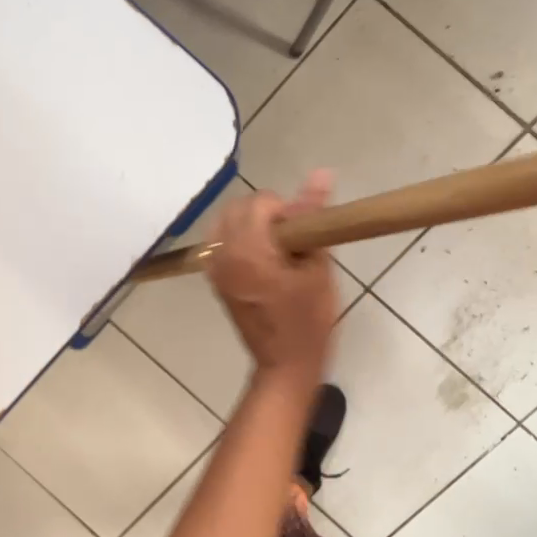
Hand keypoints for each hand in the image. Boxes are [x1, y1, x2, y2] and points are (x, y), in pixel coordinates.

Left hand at [204, 171, 336, 384]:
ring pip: (225, 223)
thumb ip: (313, 218)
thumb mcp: (317, 266)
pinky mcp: (215, 280)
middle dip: (267, 213)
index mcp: (248, 251)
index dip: (287, 210)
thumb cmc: (309, 319)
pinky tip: (261, 256)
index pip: (261, 203)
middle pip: (238, 208)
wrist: (285, 363)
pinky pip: (219, 244)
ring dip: (250, 224)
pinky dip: (237, 239)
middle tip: (294, 238)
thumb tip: (321, 173)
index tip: (305, 232)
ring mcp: (214, 269)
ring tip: (278, 247)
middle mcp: (223, 255)